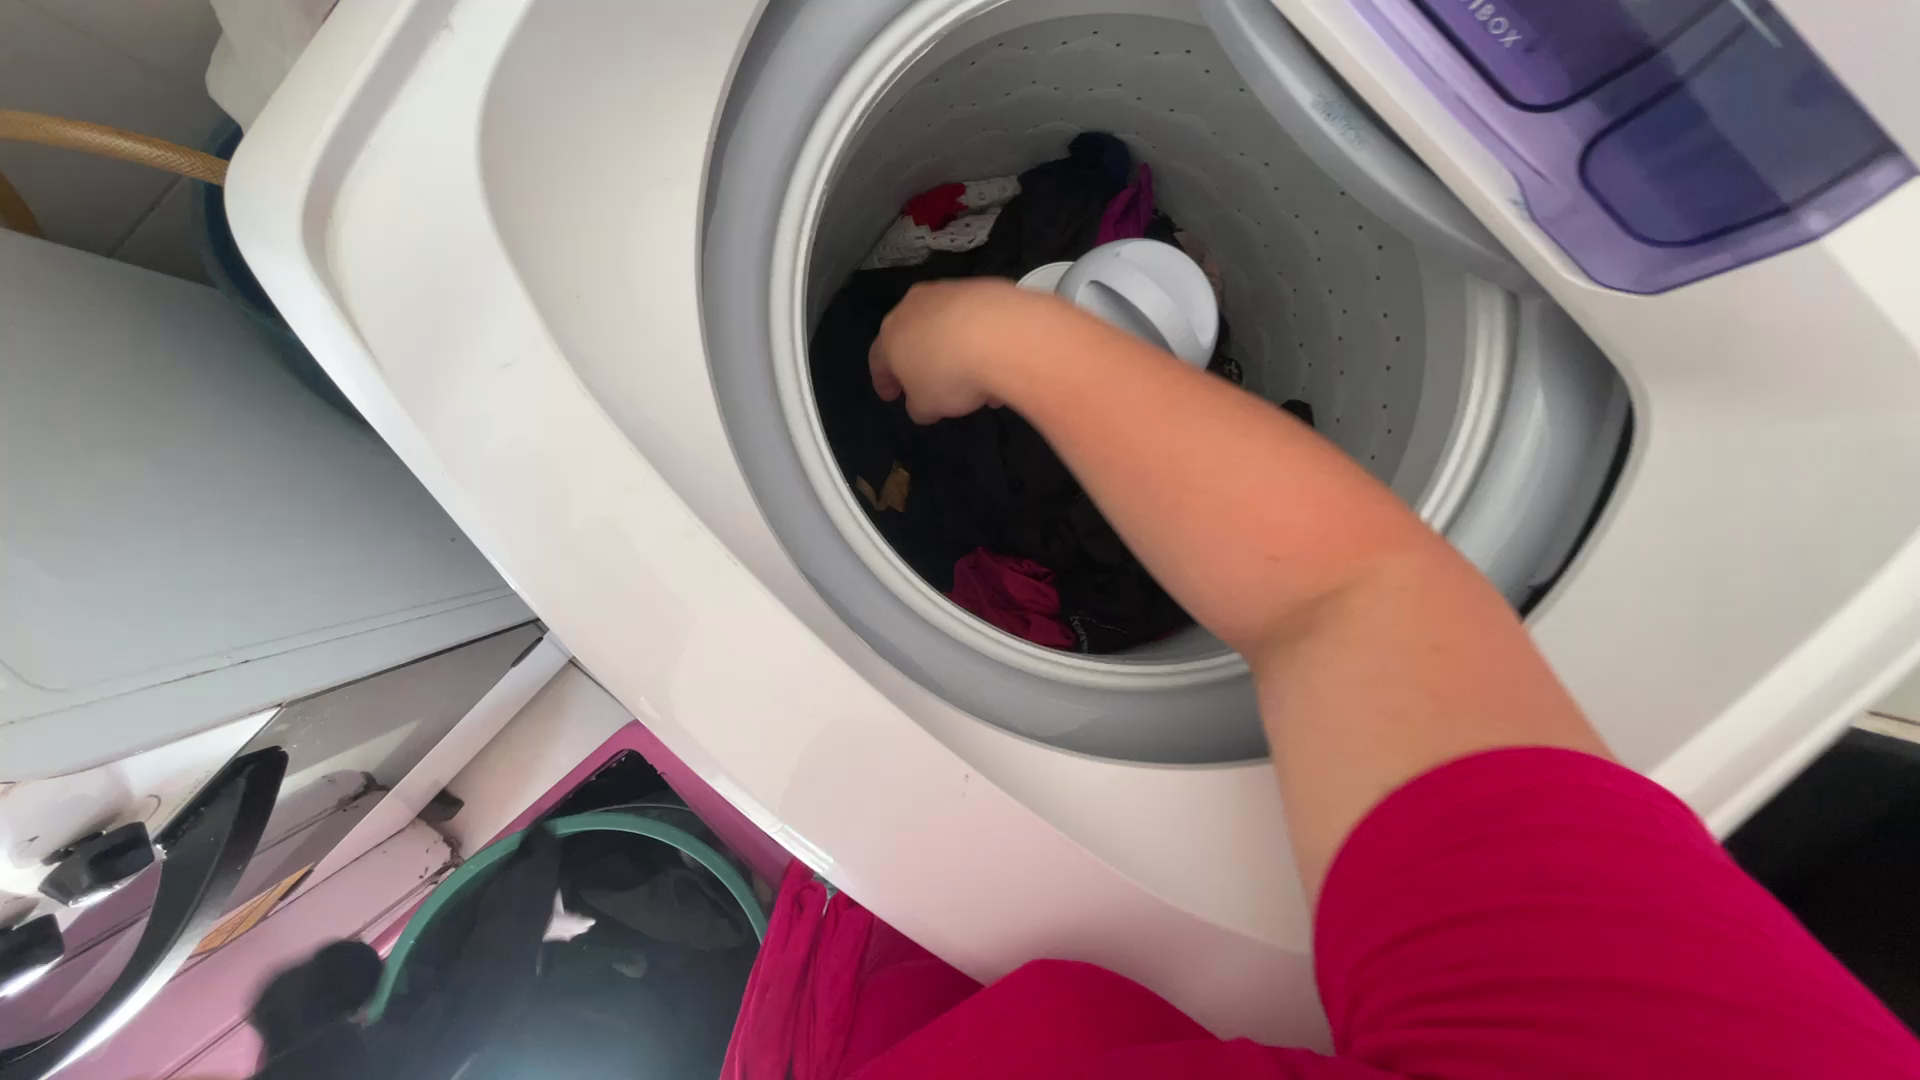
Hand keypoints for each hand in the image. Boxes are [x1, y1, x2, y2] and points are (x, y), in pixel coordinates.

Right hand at [869, 278, 1065, 422]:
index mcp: (891, 335)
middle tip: (926, 381)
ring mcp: (948, 292)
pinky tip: (994, 360)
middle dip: (918, 360)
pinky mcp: (981, 287)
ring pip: (944, 325)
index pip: (879, 360)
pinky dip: (979, 338)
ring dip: (952, 350)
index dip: (884, 381)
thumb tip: (920, 406)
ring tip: (971, 378)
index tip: (891, 395)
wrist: (1001, 334)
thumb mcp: (927, 406)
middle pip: (911, 336)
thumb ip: (919, 407)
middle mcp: (914, 306)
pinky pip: (973, 318)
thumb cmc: (949, 374)